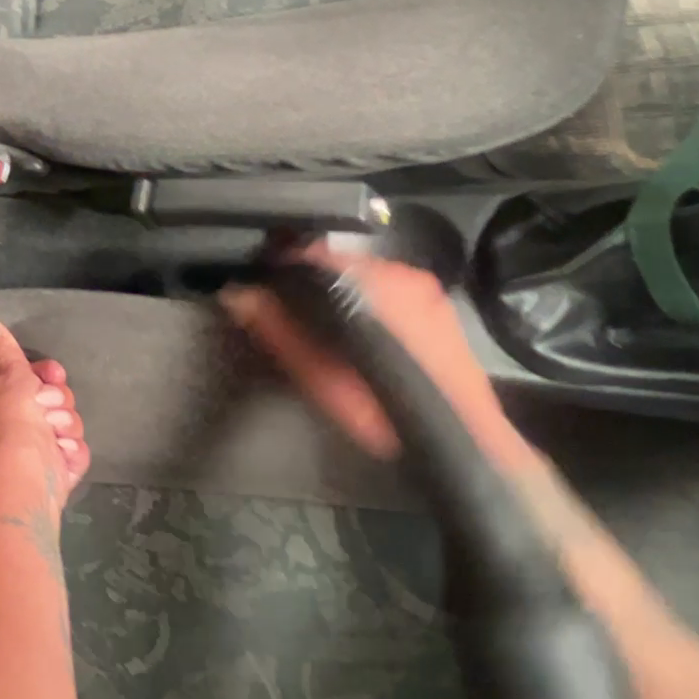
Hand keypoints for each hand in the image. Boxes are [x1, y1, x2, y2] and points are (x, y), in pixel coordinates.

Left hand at [0, 305, 91, 498]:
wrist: (26, 471)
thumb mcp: (8, 374)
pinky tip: (61, 454)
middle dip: (58, 400)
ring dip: (64, 425)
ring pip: (70, 422)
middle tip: (47, 406)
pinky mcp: (58, 467)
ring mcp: (39, 446)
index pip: (34, 376)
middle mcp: (17, 421)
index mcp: (0, 398)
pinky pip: (76, 449)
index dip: (47, 374)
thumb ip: (1, 346)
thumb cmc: (12, 417)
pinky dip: (71, 450)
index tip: (51, 376)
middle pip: (57, 396)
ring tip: (53, 434)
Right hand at [218, 241, 530, 467]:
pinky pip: (392, 295)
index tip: (261, 289)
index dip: (281, 272)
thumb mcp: (317, 372)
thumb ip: (276, 327)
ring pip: (366, 281)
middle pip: (340, 266)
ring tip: (322, 327)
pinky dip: (369, 306)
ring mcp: (429, 292)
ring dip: (341, 296)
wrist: (460, 442)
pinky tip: (361, 337)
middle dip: (311, 284)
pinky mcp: (442, 312)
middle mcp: (405, 274)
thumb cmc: (382, 408)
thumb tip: (238, 294)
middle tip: (287, 312)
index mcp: (375, 278)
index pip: (312, 256)